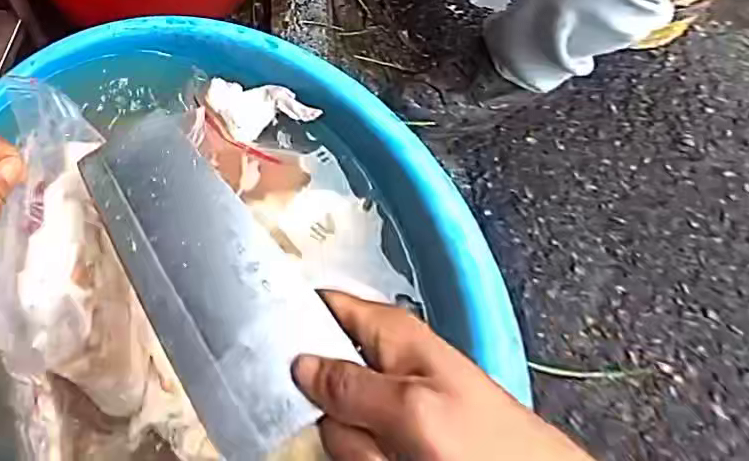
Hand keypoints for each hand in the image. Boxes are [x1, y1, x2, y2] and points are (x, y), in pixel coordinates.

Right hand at [295, 292, 595, 460]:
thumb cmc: (488, 446)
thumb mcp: (414, 409)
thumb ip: (349, 384)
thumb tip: (296, 364)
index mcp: (386, 331)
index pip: (319, 303)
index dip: (289, 313)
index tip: (260, 335)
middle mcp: (380, 364)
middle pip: (319, 374)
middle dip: (333, 408)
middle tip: (366, 428)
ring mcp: (387, 410)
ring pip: (336, 423)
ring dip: (359, 448)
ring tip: (395, 458)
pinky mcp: (394, 446)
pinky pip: (357, 450)